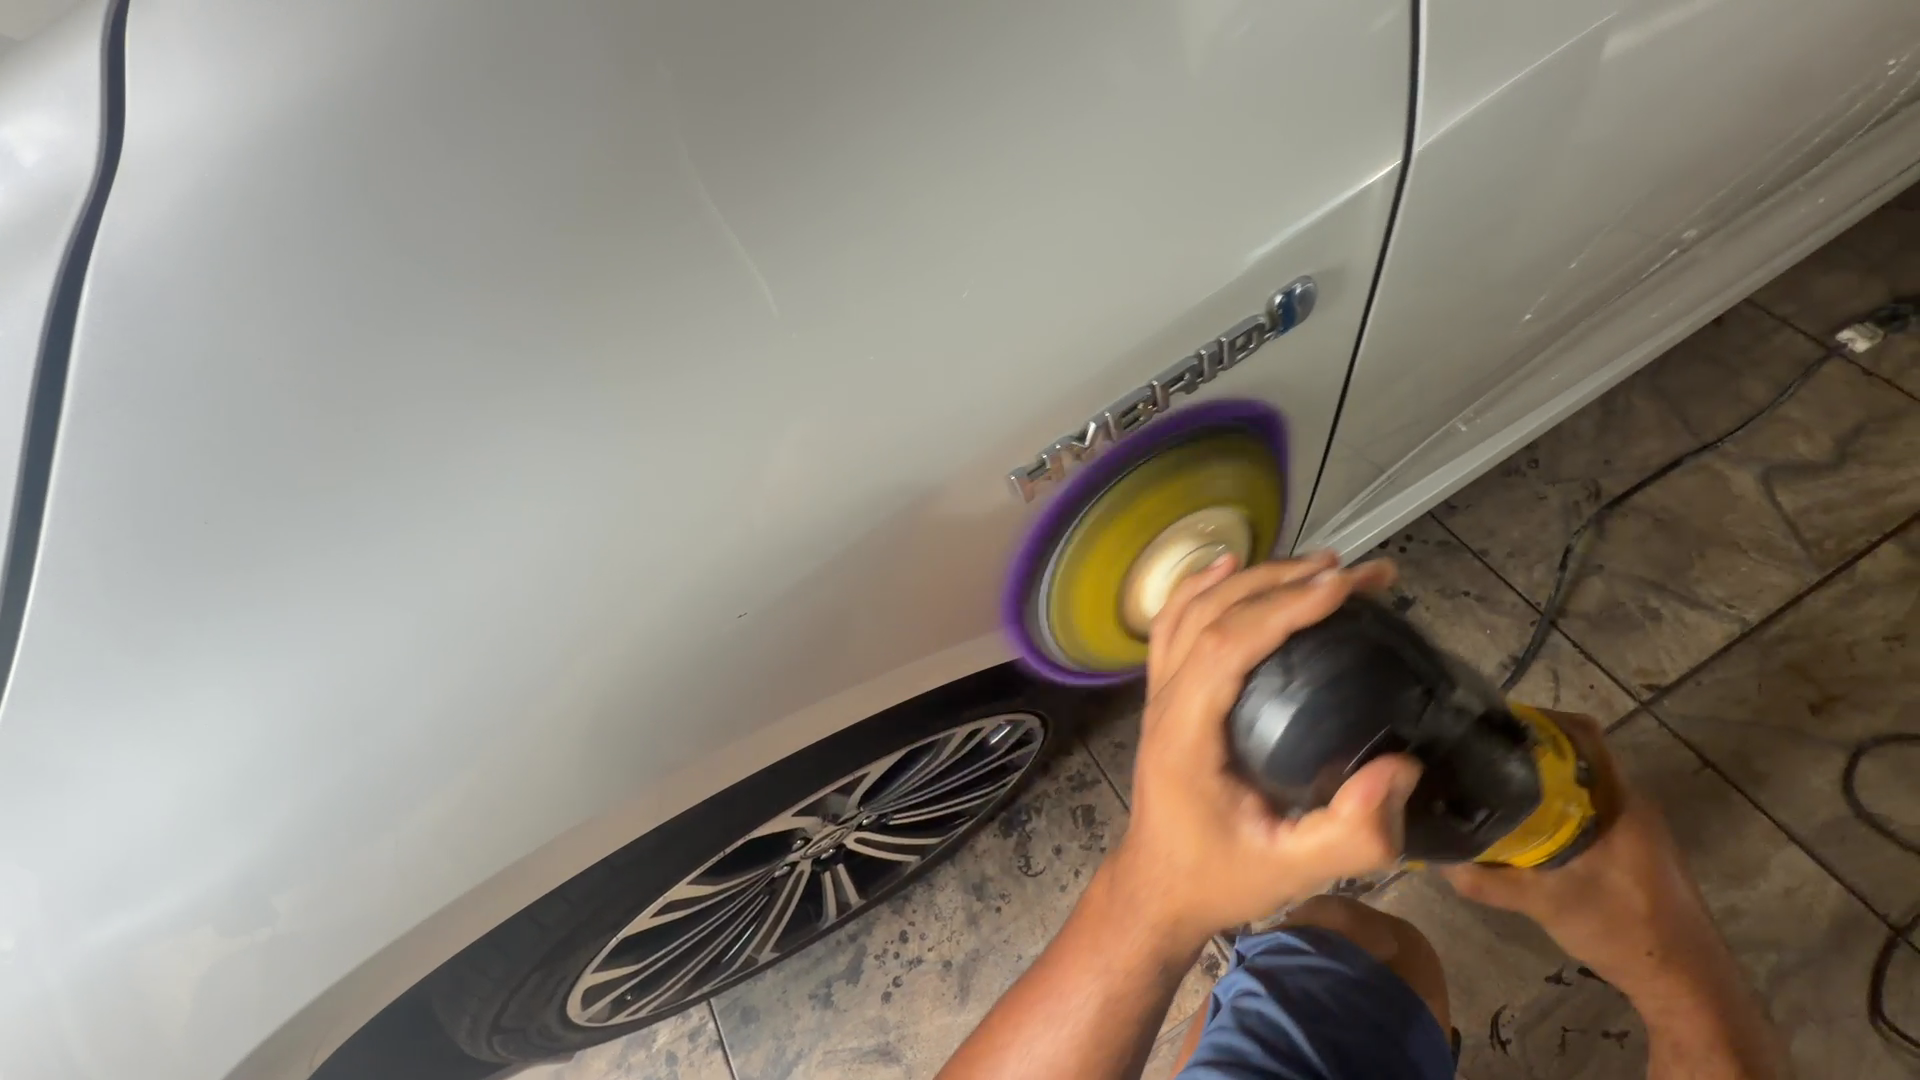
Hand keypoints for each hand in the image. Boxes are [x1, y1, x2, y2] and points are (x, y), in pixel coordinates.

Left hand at [1105, 552, 1421, 945]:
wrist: (1157, 887)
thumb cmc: (1218, 877)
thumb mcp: (1291, 870)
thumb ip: (1352, 833)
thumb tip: (1403, 766)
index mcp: (1186, 734)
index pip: (1226, 645)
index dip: (1283, 608)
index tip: (1345, 586)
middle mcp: (1164, 701)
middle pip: (1208, 615)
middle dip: (1278, 582)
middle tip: (1351, 572)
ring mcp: (1157, 694)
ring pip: (1187, 611)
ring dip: (1246, 579)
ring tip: (1310, 566)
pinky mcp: (1163, 695)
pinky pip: (1173, 626)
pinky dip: (1201, 589)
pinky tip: (1228, 568)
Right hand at [1439, 712, 1722, 997]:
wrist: (1685, 984)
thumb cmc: (1620, 928)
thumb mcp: (1540, 903)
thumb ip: (1482, 878)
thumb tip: (1431, 853)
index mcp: (1617, 800)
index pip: (1579, 731)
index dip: (1534, 718)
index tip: (1486, 723)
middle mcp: (1628, 800)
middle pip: (1573, 751)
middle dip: (1524, 746)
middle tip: (1473, 751)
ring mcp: (1634, 823)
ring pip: (1577, 778)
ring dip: (1536, 775)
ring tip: (1485, 781)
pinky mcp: (1631, 845)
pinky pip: (1584, 803)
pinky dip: (1550, 801)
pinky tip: (1518, 821)